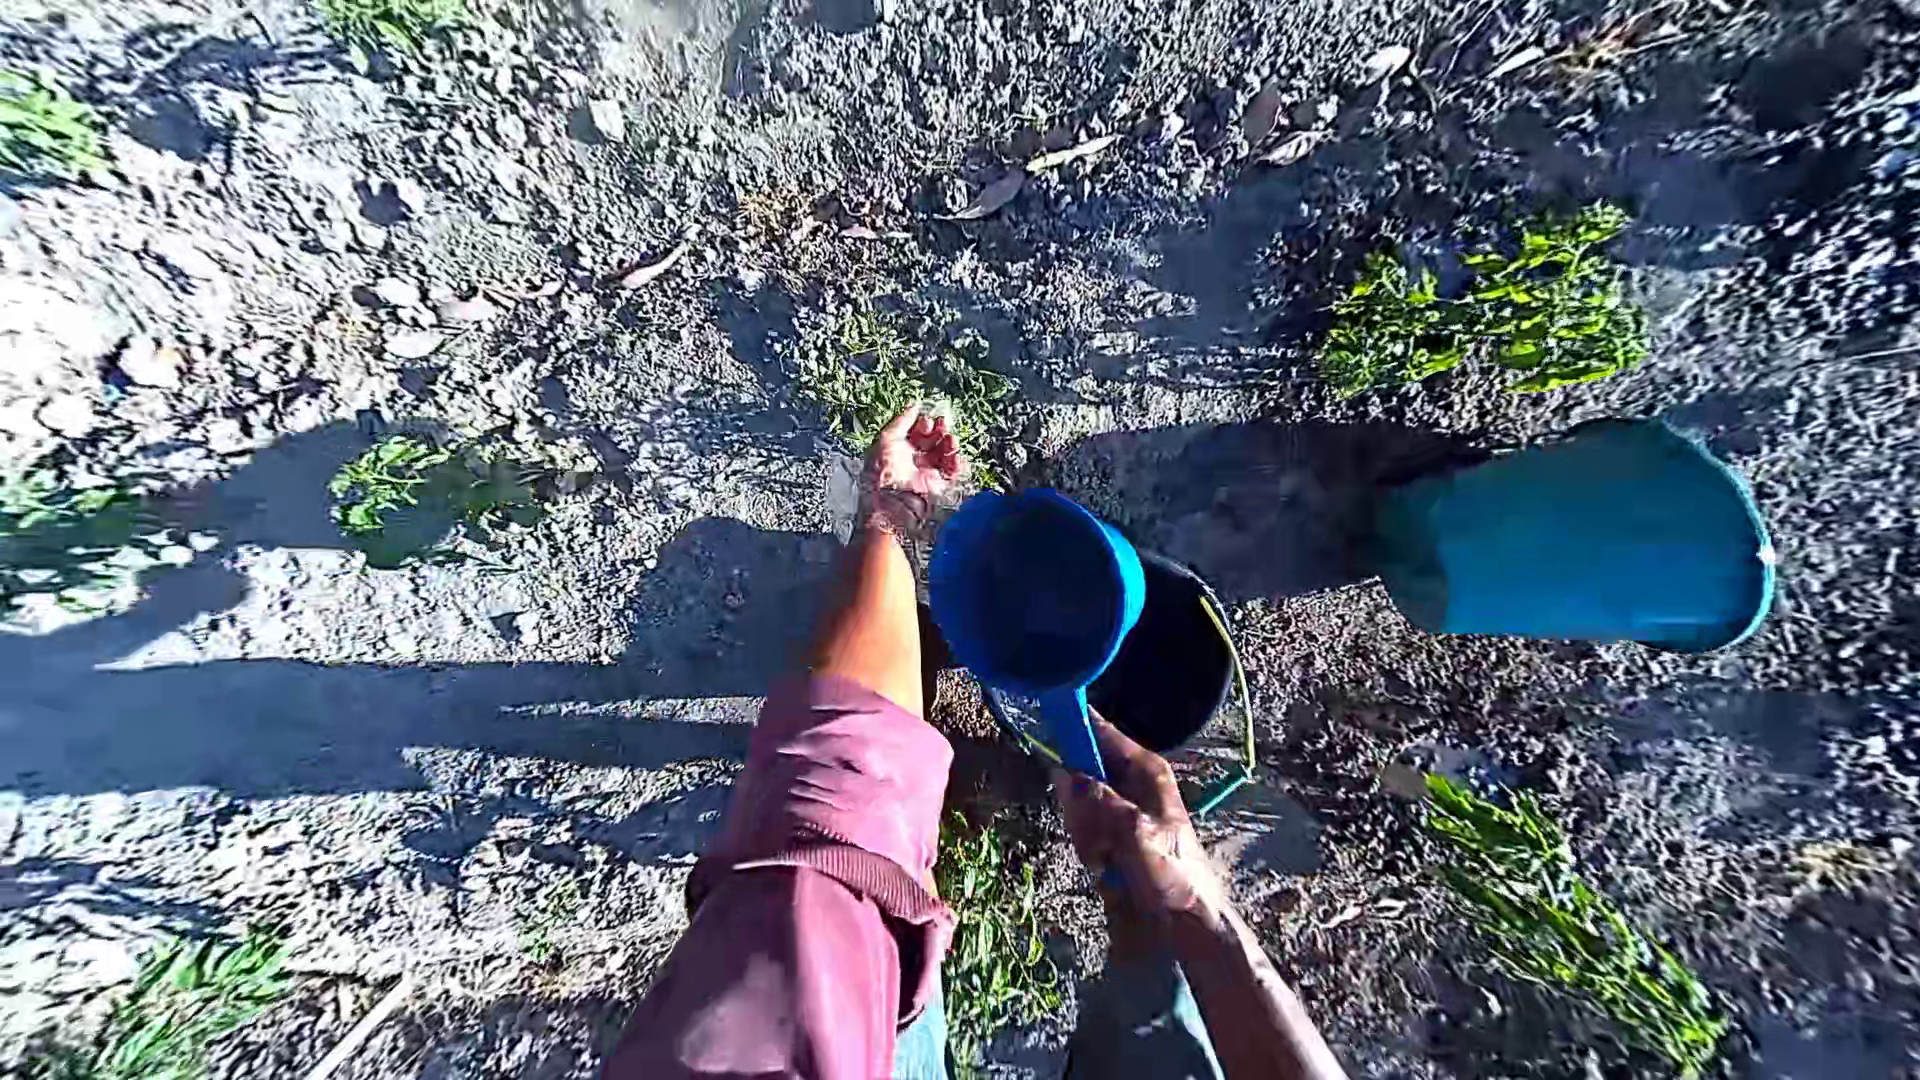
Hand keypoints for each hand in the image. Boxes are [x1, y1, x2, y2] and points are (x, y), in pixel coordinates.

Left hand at [861, 406, 965, 536]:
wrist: (891, 505)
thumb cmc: (882, 472)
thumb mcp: (886, 439)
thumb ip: (902, 420)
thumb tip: (914, 405)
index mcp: (899, 448)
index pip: (918, 431)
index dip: (924, 424)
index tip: (927, 422)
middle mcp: (913, 460)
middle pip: (933, 440)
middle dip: (940, 431)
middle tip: (943, 427)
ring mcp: (926, 472)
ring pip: (944, 454)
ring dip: (950, 444)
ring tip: (951, 441)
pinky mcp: (937, 485)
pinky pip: (952, 472)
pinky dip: (957, 464)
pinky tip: (957, 458)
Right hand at [1053, 712, 1231, 927]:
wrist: (1189, 924)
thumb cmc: (1173, 873)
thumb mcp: (1134, 832)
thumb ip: (1098, 799)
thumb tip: (1063, 772)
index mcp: (1145, 770)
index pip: (1101, 731)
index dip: (1075, 724)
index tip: (1046, 719)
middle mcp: (1131, 782)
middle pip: (1081, 769)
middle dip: (1079, 801)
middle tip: (1091, 830)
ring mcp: (1119, 808)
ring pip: (1077, 801)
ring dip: (1083, 829)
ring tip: (1104, 856)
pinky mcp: (1111, 833)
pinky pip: (1081, 826)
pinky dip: (1086, 845)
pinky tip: (1103, 866)